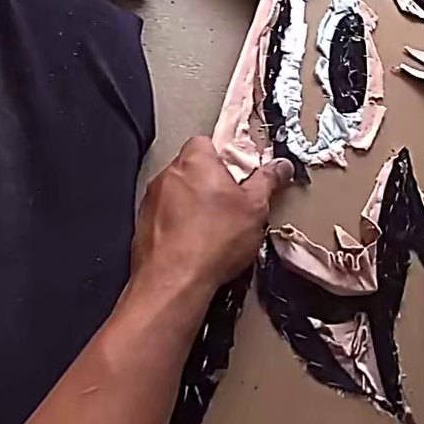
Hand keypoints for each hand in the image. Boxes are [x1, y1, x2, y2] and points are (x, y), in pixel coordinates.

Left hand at [132, 137, 292, 299]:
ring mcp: (151, 201)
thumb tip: (280, 167)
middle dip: (210, 183)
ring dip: (193, 205)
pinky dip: (179, 225)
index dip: (224, 158)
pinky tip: (196, 244)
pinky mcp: (142, 225)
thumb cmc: (213, 240)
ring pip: (178, 193)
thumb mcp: (255, 208)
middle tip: (232, 204)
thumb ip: (268, 182)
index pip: (206, 142)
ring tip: (214, 229)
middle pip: (192, 168)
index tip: (240, 176)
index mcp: (195, 161)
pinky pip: (165, 216)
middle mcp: (168, 175)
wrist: (174, 282)